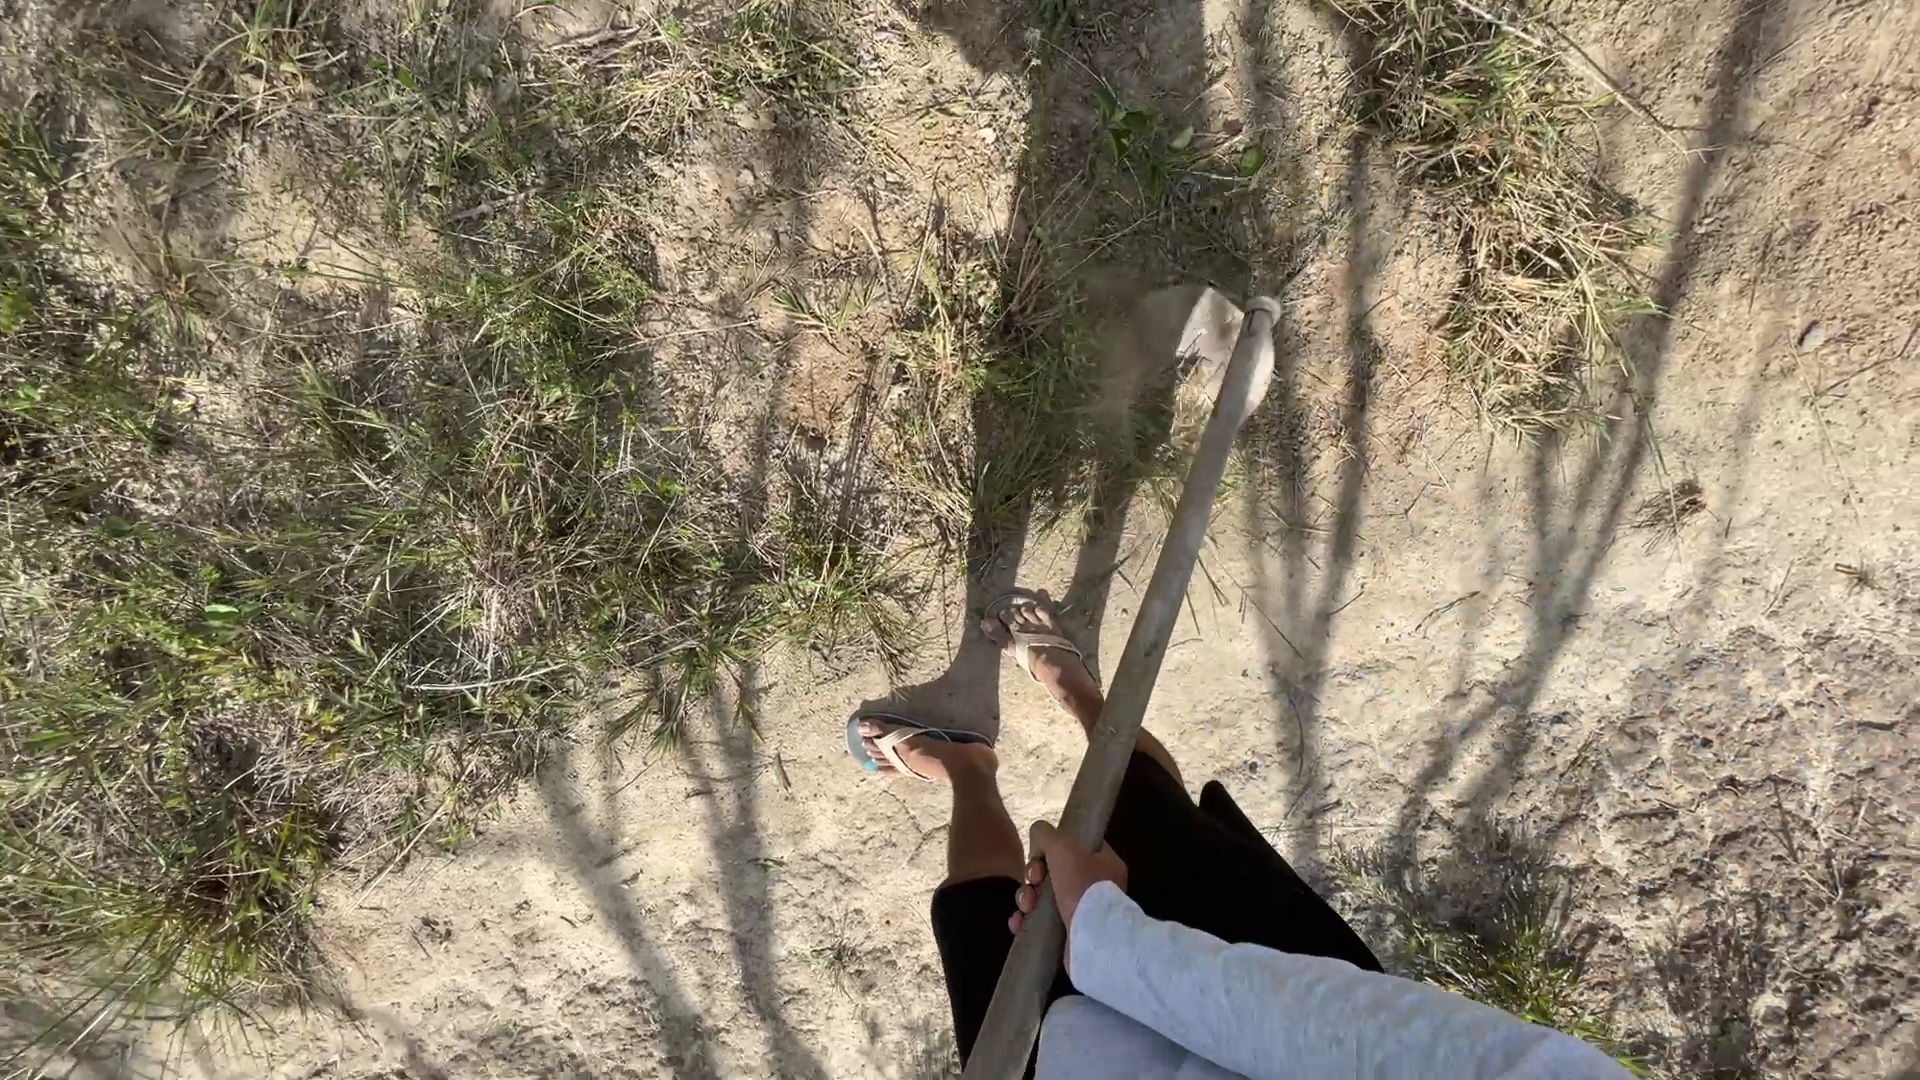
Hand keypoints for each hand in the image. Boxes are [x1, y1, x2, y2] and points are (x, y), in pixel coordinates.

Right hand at [1008, 821, 1127, 960]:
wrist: (1094, 941)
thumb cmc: (1083, 886)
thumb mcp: (1063, 846)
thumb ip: (1045, 834)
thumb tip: (1037, 837)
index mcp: (1103, 861)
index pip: (1075, 845)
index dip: (1053, 846)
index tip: (1040, 853)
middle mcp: (1095, 886)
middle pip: (1054, 870)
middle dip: (1035, 874)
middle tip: (1034, 880)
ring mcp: (1081, 912)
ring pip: (1043, 896)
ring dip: (1026, 897)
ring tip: (1026, 905)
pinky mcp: (1067, 935)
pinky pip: (1039, 921)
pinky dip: (1026, 920)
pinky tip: (1019, 922)